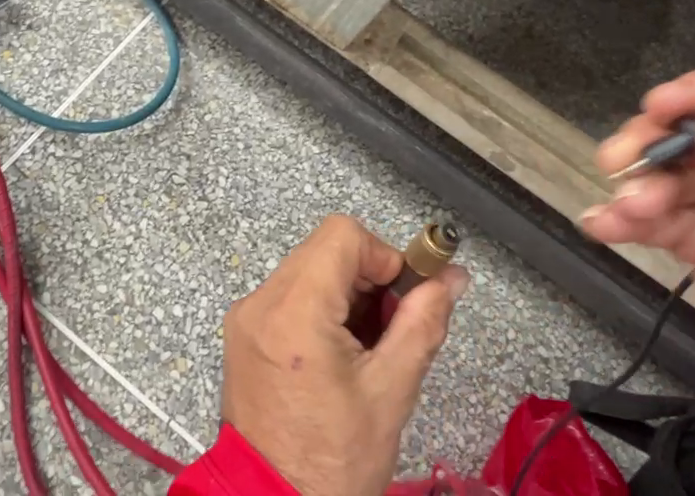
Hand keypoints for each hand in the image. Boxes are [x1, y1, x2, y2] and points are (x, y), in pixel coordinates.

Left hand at [220, 215, 470, 495]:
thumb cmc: (335, 460)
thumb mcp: (391, 391)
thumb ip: (423, 322)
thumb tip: (452, 277)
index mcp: (294, 309)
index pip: (342, 234)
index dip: (383, 256)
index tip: (404, 297)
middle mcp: (261, 301)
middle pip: (324, 250)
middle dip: (368, 279)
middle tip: (392, 330)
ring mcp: (246, 316)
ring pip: (308, 271)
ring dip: (346, 295)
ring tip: (367, 351)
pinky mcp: (243, 333)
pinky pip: (288, 296)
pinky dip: (320, 310)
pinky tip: (339, 356)